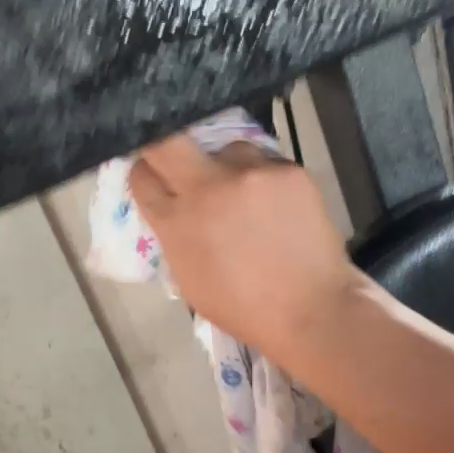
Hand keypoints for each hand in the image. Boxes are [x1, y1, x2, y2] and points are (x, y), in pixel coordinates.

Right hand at [130, 134, 365, 359]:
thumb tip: (174, 210)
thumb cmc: (245, 309)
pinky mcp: (287, 170)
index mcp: (176, 222)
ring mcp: (249, 174)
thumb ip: (176, 235)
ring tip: (246, 193)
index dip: (148, 174)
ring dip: (229, 166)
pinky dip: (267, 179)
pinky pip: (267, 162)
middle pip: (168, 142)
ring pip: (227, 149)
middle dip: (167, 146)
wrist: (310, 310)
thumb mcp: (189, 280)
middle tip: (181, 158)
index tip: (157, 175)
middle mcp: (206, 188)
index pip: (143, 176)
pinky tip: (277, 204)